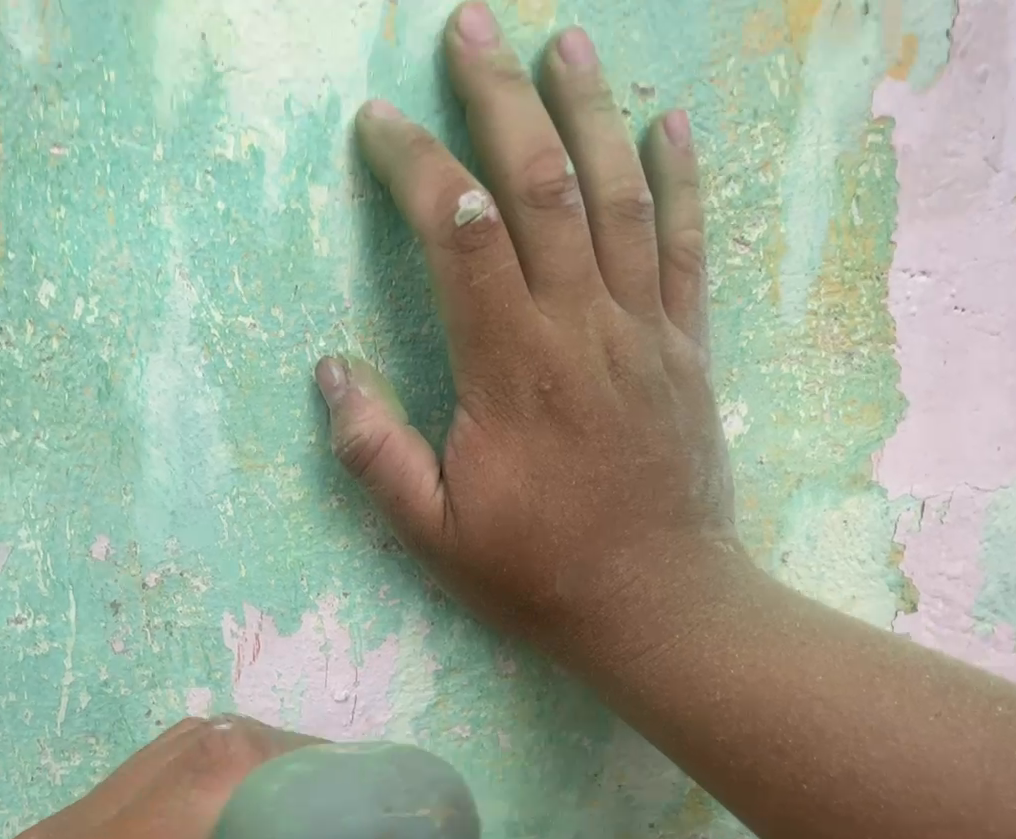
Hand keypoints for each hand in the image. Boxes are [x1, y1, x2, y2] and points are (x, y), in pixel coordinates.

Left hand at [0, 716, 430, 838]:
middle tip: (370, 832)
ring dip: (262, 778)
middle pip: (196, 754)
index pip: (208, 783)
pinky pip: (152, 787)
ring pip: (177, 757)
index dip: (309, 780)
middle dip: (297, 772)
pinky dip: (221, 794)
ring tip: (327, 838)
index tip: (386, 821)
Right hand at [319, 2, 744, 670]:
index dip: (417, 167)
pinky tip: (666, 119)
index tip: (378, 123)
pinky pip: (688, 240)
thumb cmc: (534, 571)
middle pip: (540, 185)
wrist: (658, 604)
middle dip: (499, 98)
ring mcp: (644, 328)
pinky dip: (679, 172)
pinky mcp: (686, 344)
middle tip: (469, 26)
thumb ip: (373, 452)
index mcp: (510, 369)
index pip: (459, 235)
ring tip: (561, 41)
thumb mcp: (430, 532)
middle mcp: (581, 327)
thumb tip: (328, 369)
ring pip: (620, 193)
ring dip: (587, 109)